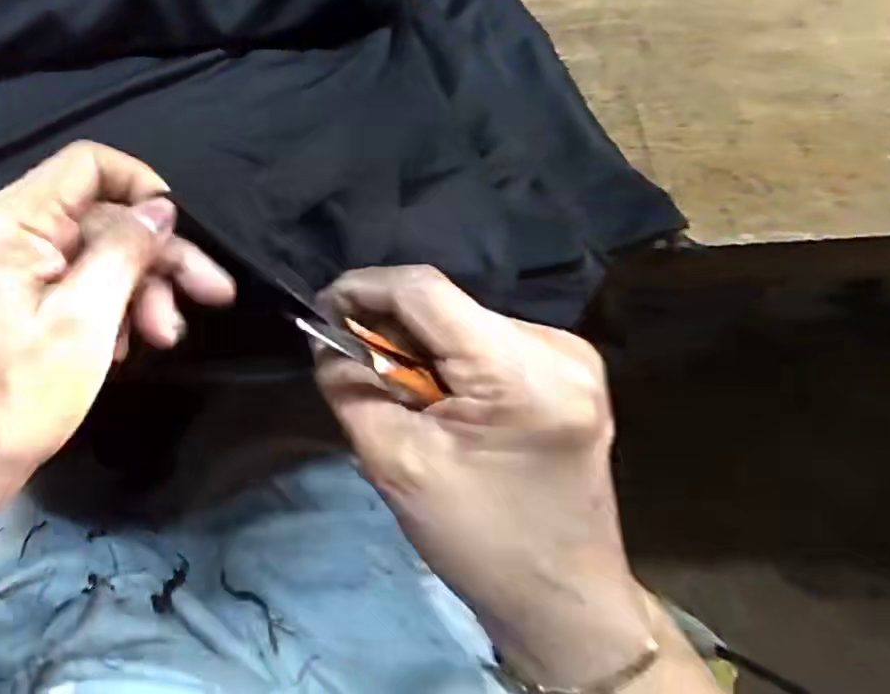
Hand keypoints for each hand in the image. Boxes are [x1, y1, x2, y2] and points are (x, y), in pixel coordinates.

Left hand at [0, 142, 234, 569]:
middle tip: (213, 291)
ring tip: (166, 334)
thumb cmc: (19, 395)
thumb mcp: (85, 319)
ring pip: (106, 250)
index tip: (176, 225)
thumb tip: (162, 209)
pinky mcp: (35, 294)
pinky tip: (131, 343)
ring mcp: (25, 264)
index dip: (140, 184)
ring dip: (145, 288)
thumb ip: (126, 252)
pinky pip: (90, 279)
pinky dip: (120, 305)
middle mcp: (17, 230)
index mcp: (15, 221)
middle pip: (107, 215)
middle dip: (160, 253)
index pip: (88, 163)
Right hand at [315, 266, 652, 688]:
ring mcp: (568, 353)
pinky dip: (443, 353)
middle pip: (442, 302)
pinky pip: (480, 334)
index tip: (322, 310)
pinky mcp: (565, 365)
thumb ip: (349, 387)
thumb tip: (324, 336)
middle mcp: (555, 346)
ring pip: (457, 315)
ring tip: (395, 388)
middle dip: (385, 324)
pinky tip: (434, 393)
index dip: (363, 288)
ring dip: (413, 342)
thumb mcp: (395, 464)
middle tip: (349, 357)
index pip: (424, 290)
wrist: (565, 602)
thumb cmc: (480, 542)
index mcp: (522, 373)